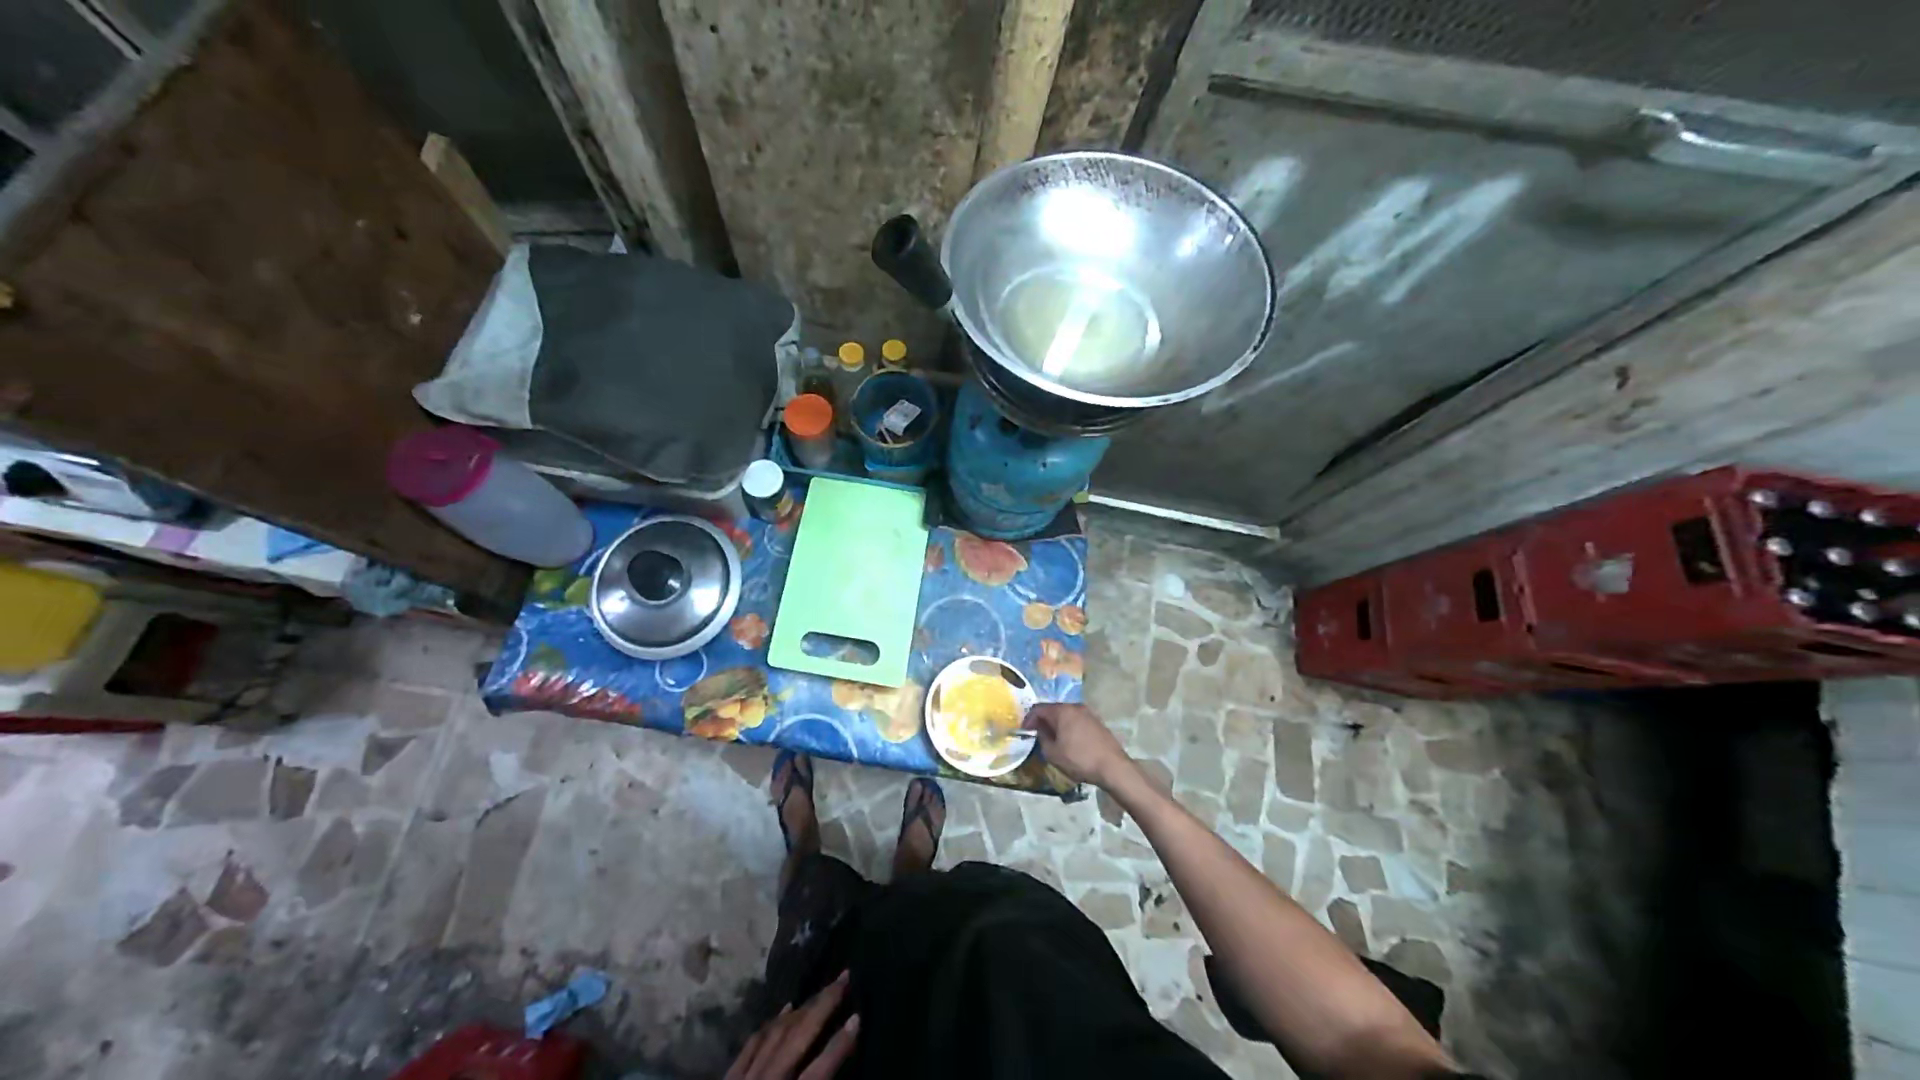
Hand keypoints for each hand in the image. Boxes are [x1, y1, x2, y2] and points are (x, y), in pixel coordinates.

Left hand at [724, 971, 858, 1079]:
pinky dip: (773, 1022)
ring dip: (804, 1007)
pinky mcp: (728, 1078)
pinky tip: (787, 1007)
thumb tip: (831, 1076)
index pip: (820, 1071)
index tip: (859, 1017)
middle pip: (800, 1037)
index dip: (840, 1044)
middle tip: (846, 975)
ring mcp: (745, 1078)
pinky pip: (754, 1042)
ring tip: (824, 988)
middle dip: (825, 1004)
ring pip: (778, 1032)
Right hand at [1024, 703, 1133, 787]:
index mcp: (1062, 711)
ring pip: (1066, 714)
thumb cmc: (1079, 759)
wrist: (1113, 767)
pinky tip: (1069, 740)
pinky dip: (1069, 727)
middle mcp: (1075, 706)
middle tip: (1037, 734)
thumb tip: (1041, 730)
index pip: (1038, 708)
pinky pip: (1077, 720)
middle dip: (1043, 721)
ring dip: (1057, 724)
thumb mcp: (1053, 753)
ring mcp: (1089, 713)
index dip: (1029, 719)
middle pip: (1053, 709)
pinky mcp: (1097, 722)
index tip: (1025, 731)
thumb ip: (1042, 738)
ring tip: (1053, 739)